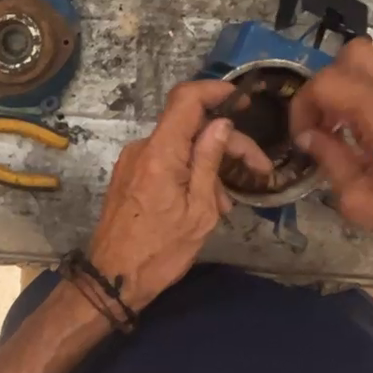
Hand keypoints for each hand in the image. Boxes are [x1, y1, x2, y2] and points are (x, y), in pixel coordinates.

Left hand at [87, 80, 270, 309]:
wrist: (113, 281)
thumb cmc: (160, 252)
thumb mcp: (198, 210)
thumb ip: (209, 162)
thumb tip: (221, 125)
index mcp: (160, 152)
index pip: (186, 99)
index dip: (216, 91)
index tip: (242, 102)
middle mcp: (142, 149)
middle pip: (189, 126)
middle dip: (227, 142)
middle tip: (259, 169)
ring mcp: (132, 163)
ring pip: (180, 147)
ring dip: (209, 164)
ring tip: (227, 202)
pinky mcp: (129, 177)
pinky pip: (165, 163)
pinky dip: (189, 174)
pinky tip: (206, 203)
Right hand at [289, 42, 372, 259]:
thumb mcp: (359, 197)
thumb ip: (329, 158)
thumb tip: (309, 137)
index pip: (325, 83)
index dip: (303, 107)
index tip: (303, 136)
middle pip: (354, 53)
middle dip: (330, 81)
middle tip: (326, 119)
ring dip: (357, 88)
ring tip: (352, 129)